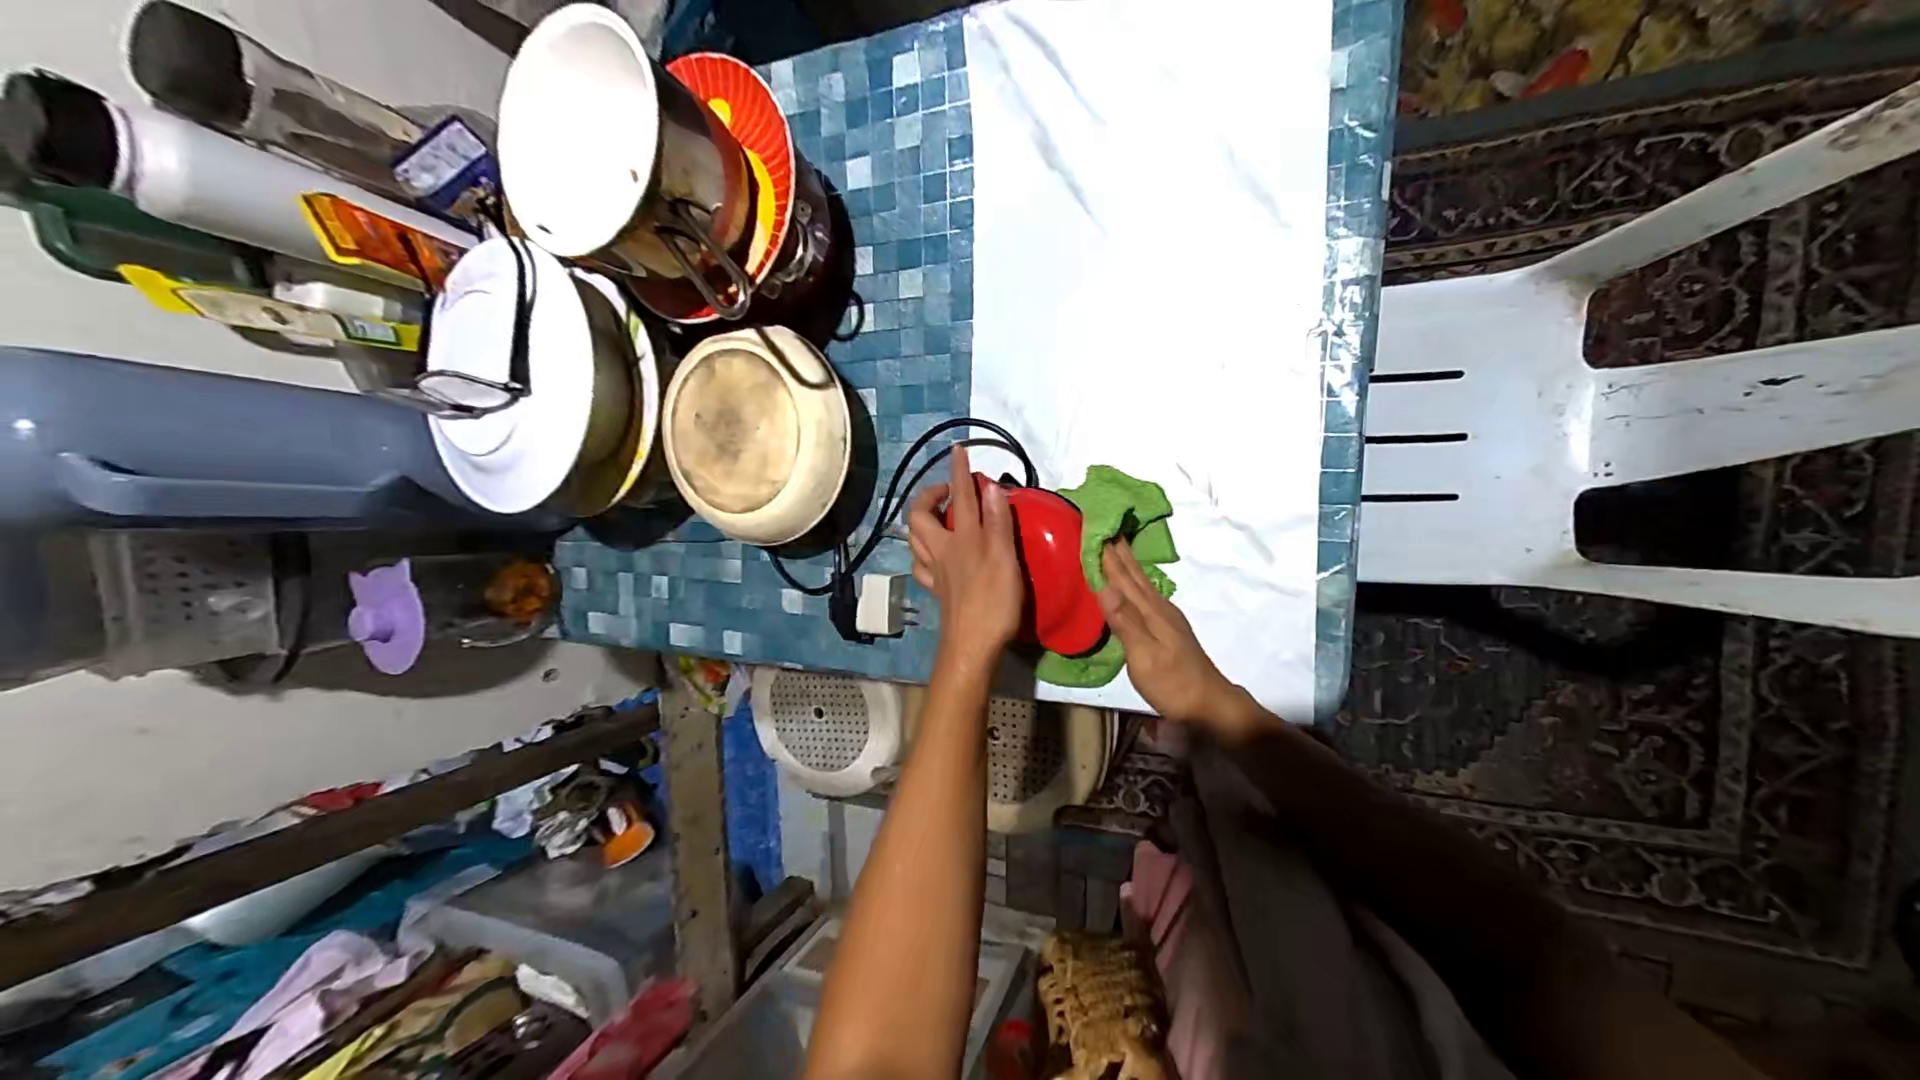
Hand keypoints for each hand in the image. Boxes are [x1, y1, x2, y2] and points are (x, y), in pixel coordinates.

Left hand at [907, 445, 1022, 670]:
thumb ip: (998, 522)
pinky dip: (922, 553)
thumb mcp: (1004, 558)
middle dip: (929, 496)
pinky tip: (932, 554)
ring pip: (915, 539)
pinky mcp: (938, 590)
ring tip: (939, 516)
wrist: (972, 645)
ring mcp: (936, 572)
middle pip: (921, 516)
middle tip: (948, 491)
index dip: (959, 472)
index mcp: (963, 539)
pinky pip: (921, 565)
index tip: (958, 450)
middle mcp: (943, 550)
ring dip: (922, 521)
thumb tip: (990, 486)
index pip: (961, 497)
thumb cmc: (993, 602)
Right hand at [1099, 541, 1274, 739]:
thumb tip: (1105, 587)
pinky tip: (1133, 586)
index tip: (1095, 529)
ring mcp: (1166, 618)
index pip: (1123, 577)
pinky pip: (1144, 595)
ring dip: (1127, 564)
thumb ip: (1125, 622)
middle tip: (1106, 526)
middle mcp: (1158, 608)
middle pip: (1134, 575)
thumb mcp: (1144, 656)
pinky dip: (1134, 583)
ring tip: (1117, 546)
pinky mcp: (1167, 628)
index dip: (1108, 555)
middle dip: (1118, 551)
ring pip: (1141, 583)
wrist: (1209, 706)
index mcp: (1151, 611)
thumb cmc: (1173, 682)